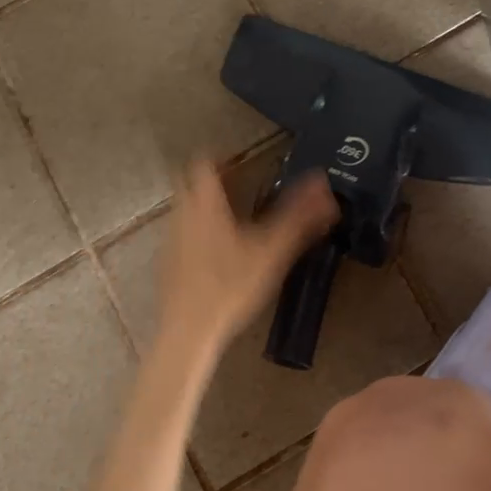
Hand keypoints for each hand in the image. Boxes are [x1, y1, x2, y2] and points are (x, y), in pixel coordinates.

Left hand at [156, 156, 338, 347]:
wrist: (188, 334)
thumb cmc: (231, 286)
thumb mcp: (273, 251)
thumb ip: (301, 216)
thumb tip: (324, 184)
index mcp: (206, 203)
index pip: (204, 163)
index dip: (222, 156)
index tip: (242, 161)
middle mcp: (182, 213)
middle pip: (190, 182)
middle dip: (213, 179)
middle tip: (240, 186)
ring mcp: (171, 239)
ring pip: (184, 208)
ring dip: (204, 205)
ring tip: (234, 217)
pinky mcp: (166, 264)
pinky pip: (181, 233)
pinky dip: (198, 231)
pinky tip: (218, 254)